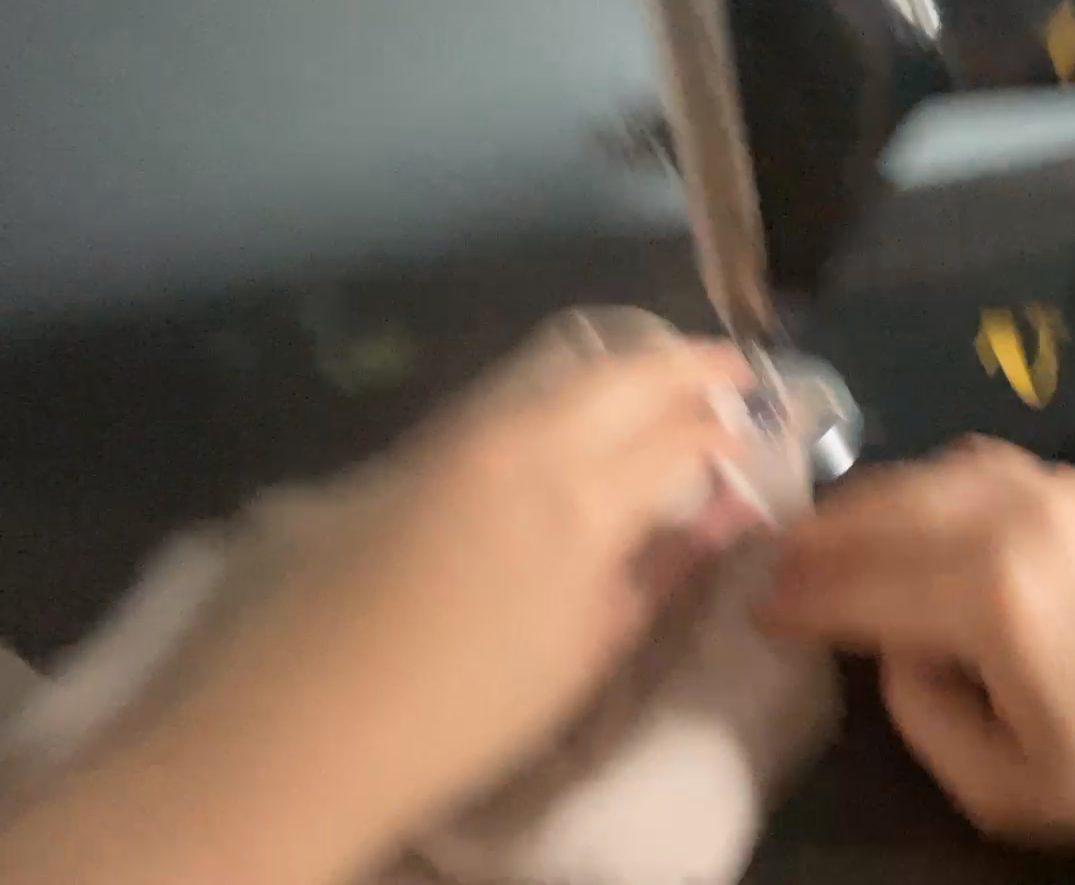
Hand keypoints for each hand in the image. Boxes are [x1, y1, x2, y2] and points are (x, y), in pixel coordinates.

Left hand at [119, 329, 761, 873]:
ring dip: (639, 364)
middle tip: (738, 371)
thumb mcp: (597, 642)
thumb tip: (737, 508)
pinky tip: (594, 410)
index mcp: (582, 504)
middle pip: (634, 371)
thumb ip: (674, 558)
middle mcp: (528, 444)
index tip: (763, 432)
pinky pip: (522, 390)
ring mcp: (466, 435)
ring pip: (573, 365)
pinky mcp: (419, 444)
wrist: (289, 734)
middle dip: (698, 362)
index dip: (733, 431)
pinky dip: (580, 385)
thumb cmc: (472, 706)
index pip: (685, 436)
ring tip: (677, 378)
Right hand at [757, 437, 1074, 846]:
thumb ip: (919, 705)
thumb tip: (892, 638)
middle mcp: (1013, 517)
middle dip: (819, 537)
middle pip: (884, 511)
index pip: (863, 586)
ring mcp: (1050, 486)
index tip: (759, 603)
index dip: (802, 597)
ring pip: (926, 473)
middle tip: (777, 559)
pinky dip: (925, 479)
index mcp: (993, 595)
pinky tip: (914, 505)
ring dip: (868, 500)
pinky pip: (976, 463)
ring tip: (831, 530)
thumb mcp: (1003, 784)